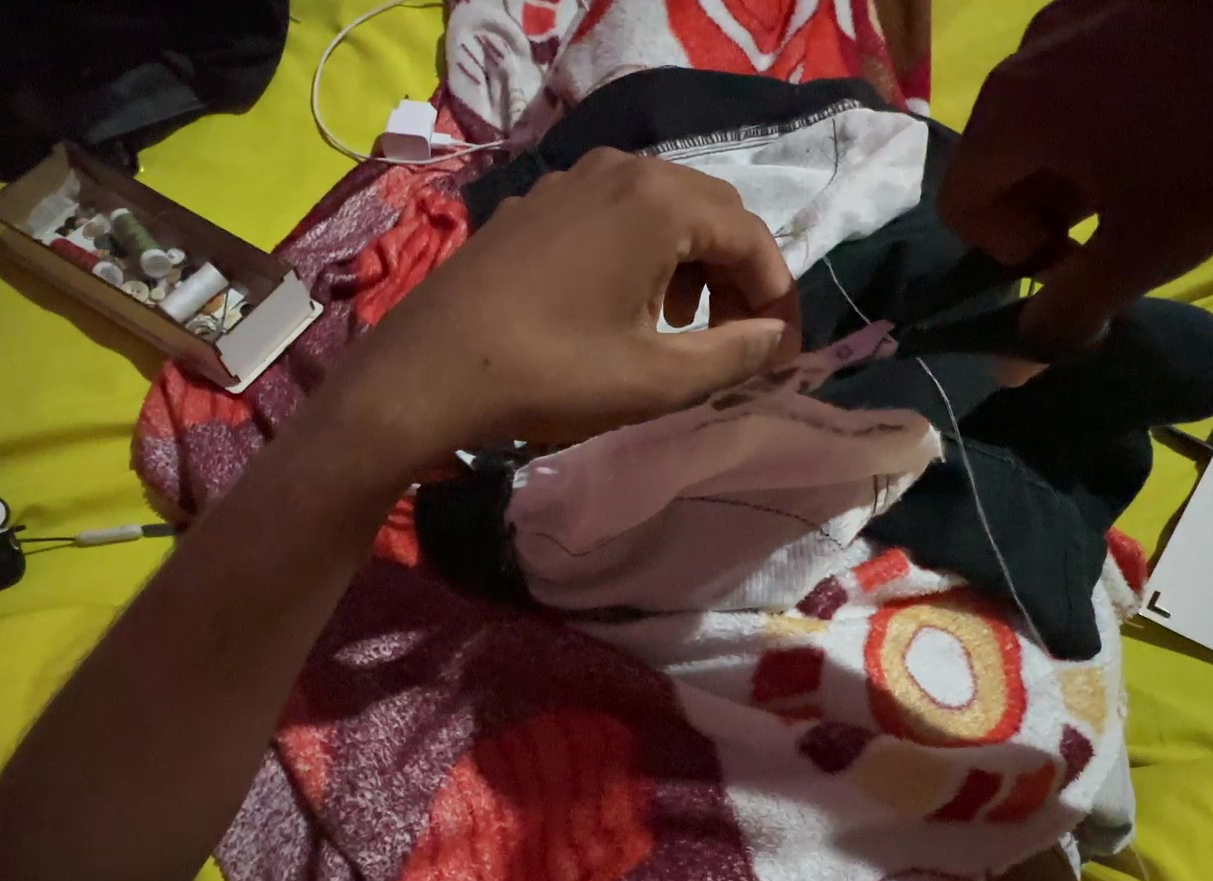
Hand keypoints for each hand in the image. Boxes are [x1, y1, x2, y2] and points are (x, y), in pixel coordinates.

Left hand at [316, 147, 799, 465]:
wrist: (431, 372)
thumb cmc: (553, 375)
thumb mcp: (656, 378)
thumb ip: (733, 355)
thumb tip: (776, 337)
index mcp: (660, 201)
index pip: (751, 237)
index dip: (778, 297)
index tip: (782, 350)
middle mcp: (620, 169)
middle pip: (710, 213)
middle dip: (736, 277)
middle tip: (739, 339)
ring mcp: (570, 181)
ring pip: (661, 212)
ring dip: (691, 265)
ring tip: (683, 326)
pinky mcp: (536, 206)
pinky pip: (614, 218)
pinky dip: (642, 256)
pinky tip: (625, 305)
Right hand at [939, 0, 1212, 349]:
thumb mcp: (1150, 247)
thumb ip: (1068, 311)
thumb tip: (1014, 366)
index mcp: (1014, 110)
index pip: (964, 206)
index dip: (1009, 253)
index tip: (1076, 263)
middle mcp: (1034, 48)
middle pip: (1004, 158)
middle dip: (1047, 211)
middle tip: (1116, 230)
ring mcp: (1092, 2)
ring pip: (1052, 114)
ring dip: (1082, 164)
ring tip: (1154, 176)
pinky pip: (1098, 66)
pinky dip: (1117, 109)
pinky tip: (1184, 115)